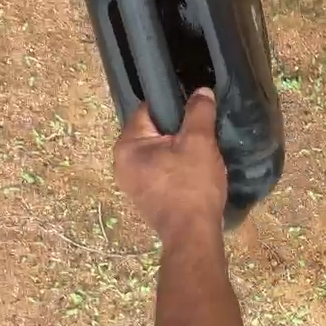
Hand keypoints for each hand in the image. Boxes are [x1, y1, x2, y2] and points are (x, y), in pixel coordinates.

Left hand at [113, 89, 226, 244]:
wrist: (193, 234)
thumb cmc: (192, 185)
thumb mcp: (200, 142)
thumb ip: (199, 112)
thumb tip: (201, 91)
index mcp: (127, 145)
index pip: (148, 110)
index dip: (174, 106)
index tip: (196, 109)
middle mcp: (121, 163)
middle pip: (154, 132)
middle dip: (178, 131)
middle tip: (204, 134)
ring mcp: (131, 184)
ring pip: (159, 154)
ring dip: (179, 151)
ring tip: (203, 154)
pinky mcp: (145, 198)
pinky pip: (161, 172)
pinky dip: (176, 169)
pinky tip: (195, 174)